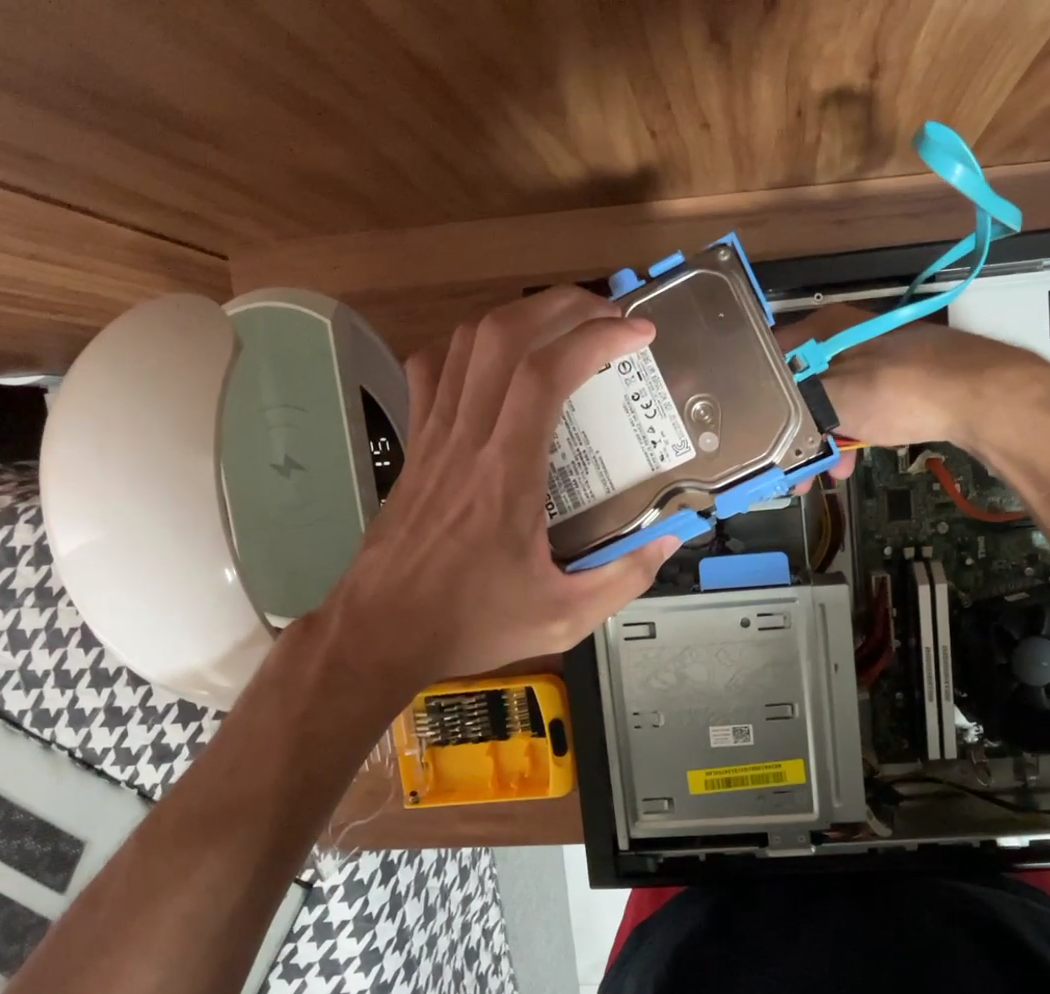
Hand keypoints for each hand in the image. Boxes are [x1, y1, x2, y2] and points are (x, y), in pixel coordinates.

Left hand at [310, 287, 679, 700]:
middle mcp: (468, 438)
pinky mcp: (415, 444)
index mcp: (508, 473)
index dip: (597, 337)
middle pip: (506, 335)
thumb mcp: (564, 617)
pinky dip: (467, 345)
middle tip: (611, 315)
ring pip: (467, 342)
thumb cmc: (472, 623)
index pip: (547, 373)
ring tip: (564, 324)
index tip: (638, 332)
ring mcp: (434, 435)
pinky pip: (432, 369)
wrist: (380, 632)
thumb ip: (625, 578)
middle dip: (565, 306)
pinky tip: (494, 358)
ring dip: (520, 316)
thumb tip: (669, 540)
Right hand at [774, 305, 1049, 456]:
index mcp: (822, 329)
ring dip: (825, 439)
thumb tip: (764, 414)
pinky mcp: (900, 379)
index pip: (768, 358)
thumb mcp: (833, 398)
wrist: (980, 396)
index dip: (755, 398)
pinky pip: (861, 407)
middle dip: (794, 430)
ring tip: (827, 474)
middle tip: (792, 470)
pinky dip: (852, 433)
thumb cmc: (898, 391)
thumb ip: (794, 403)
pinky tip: (854, 459)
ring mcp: (876, 356)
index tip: (752, 434)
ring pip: (833, 400)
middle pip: (801, 385)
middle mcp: (845, 336)